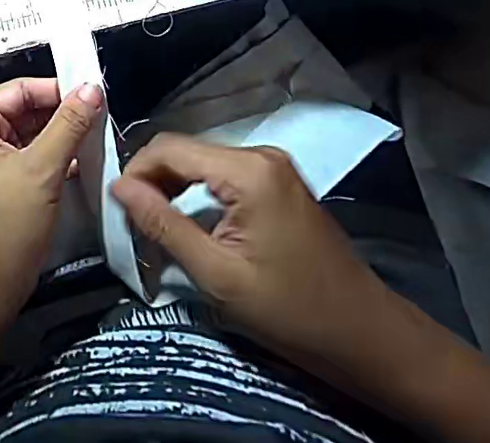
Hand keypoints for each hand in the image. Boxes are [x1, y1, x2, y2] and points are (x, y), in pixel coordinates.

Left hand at [0, 77, 103, 321]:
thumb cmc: (4, 226)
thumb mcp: (41, 170)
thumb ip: (68, 125)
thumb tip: (91, 89)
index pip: (18, 89)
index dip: (57, 89)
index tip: (95, 91)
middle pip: (26, 109)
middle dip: (63, 113)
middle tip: (104, 114)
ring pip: (33, 131)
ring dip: (64, 135)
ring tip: (100, 133)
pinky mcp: (3, 177)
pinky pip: (34, 153)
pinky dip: (58, 155)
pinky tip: (87, 156)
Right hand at [109, 135, 400, 363]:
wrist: (372, 340)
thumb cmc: (294, 312)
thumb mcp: (217, 275)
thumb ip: (162, 224)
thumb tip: (117, 187)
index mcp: (247, 171)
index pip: (168, 148)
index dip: (135, 172)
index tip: (118, 207)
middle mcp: (259, 154)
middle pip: (183, 151)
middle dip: (152, 180)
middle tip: (134, 219)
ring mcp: (271, 165)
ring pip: (199, 161)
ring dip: (172, 187)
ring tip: (156, 223)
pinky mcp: (277, 180)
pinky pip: (220, 172)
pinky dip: (196, 192)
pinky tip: (188, 221)